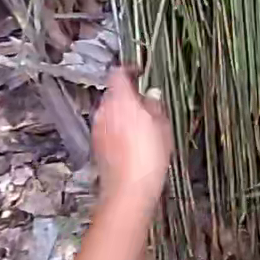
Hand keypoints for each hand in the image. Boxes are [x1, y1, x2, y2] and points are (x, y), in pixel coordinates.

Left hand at [92, 68, 171, 208]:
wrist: (129, 189)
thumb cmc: (148, 156)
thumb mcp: (162, 127)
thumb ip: (155, 106)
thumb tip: (151, 95)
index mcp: (120, 99)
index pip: (118, 73)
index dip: (130, 70)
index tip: (142, 73)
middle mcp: (104, 110)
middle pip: (114, 93)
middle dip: (129, 96)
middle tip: (148, 104)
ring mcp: (97, 128)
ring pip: (111, 112)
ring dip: (124, 114)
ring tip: (144, 126)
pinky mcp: (97, 144)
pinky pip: (108, 128)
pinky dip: (119, 129)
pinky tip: (134, 143)